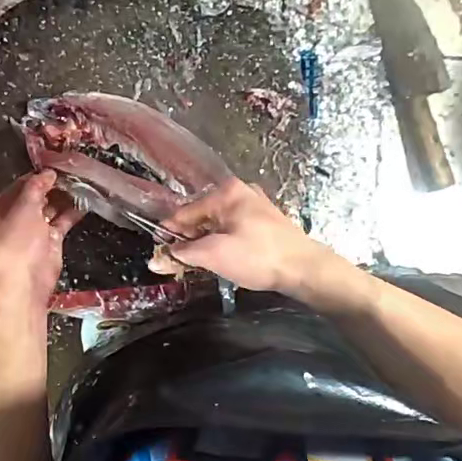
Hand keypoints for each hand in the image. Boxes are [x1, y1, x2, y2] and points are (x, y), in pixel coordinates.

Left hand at [0, 171, 82, 309]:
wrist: (27, 280)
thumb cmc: (18, 241)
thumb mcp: (24, 208)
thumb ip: (36, 187)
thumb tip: (48, 173)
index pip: (19, 185)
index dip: (36, 175)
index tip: (56, 166)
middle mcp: (14, 216)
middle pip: (35, 195)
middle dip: (53, 186)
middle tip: (72, 173)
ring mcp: (33, 229)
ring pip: (50, 207)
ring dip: (64, 198)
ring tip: (82, 183)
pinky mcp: (49, 239)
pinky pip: (61, 221)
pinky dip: (72, 212)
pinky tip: (85, 201)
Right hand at [158, 179, 338, 295]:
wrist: (304, 268)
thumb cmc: (258, 256)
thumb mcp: (214, 255)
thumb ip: (183, 254)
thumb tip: (157, 259)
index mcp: (226, 192)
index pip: (185, 211)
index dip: (169, 233)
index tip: (158, 252)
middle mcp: (240, 193)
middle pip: (201, 216)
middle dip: (188, 238)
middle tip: (176, 262)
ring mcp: (254, 206)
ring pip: (217, 224)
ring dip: (205, 242)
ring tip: (197, 263)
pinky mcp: (264, 223)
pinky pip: (232, 230)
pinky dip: (222, 243)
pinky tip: (220, 259)